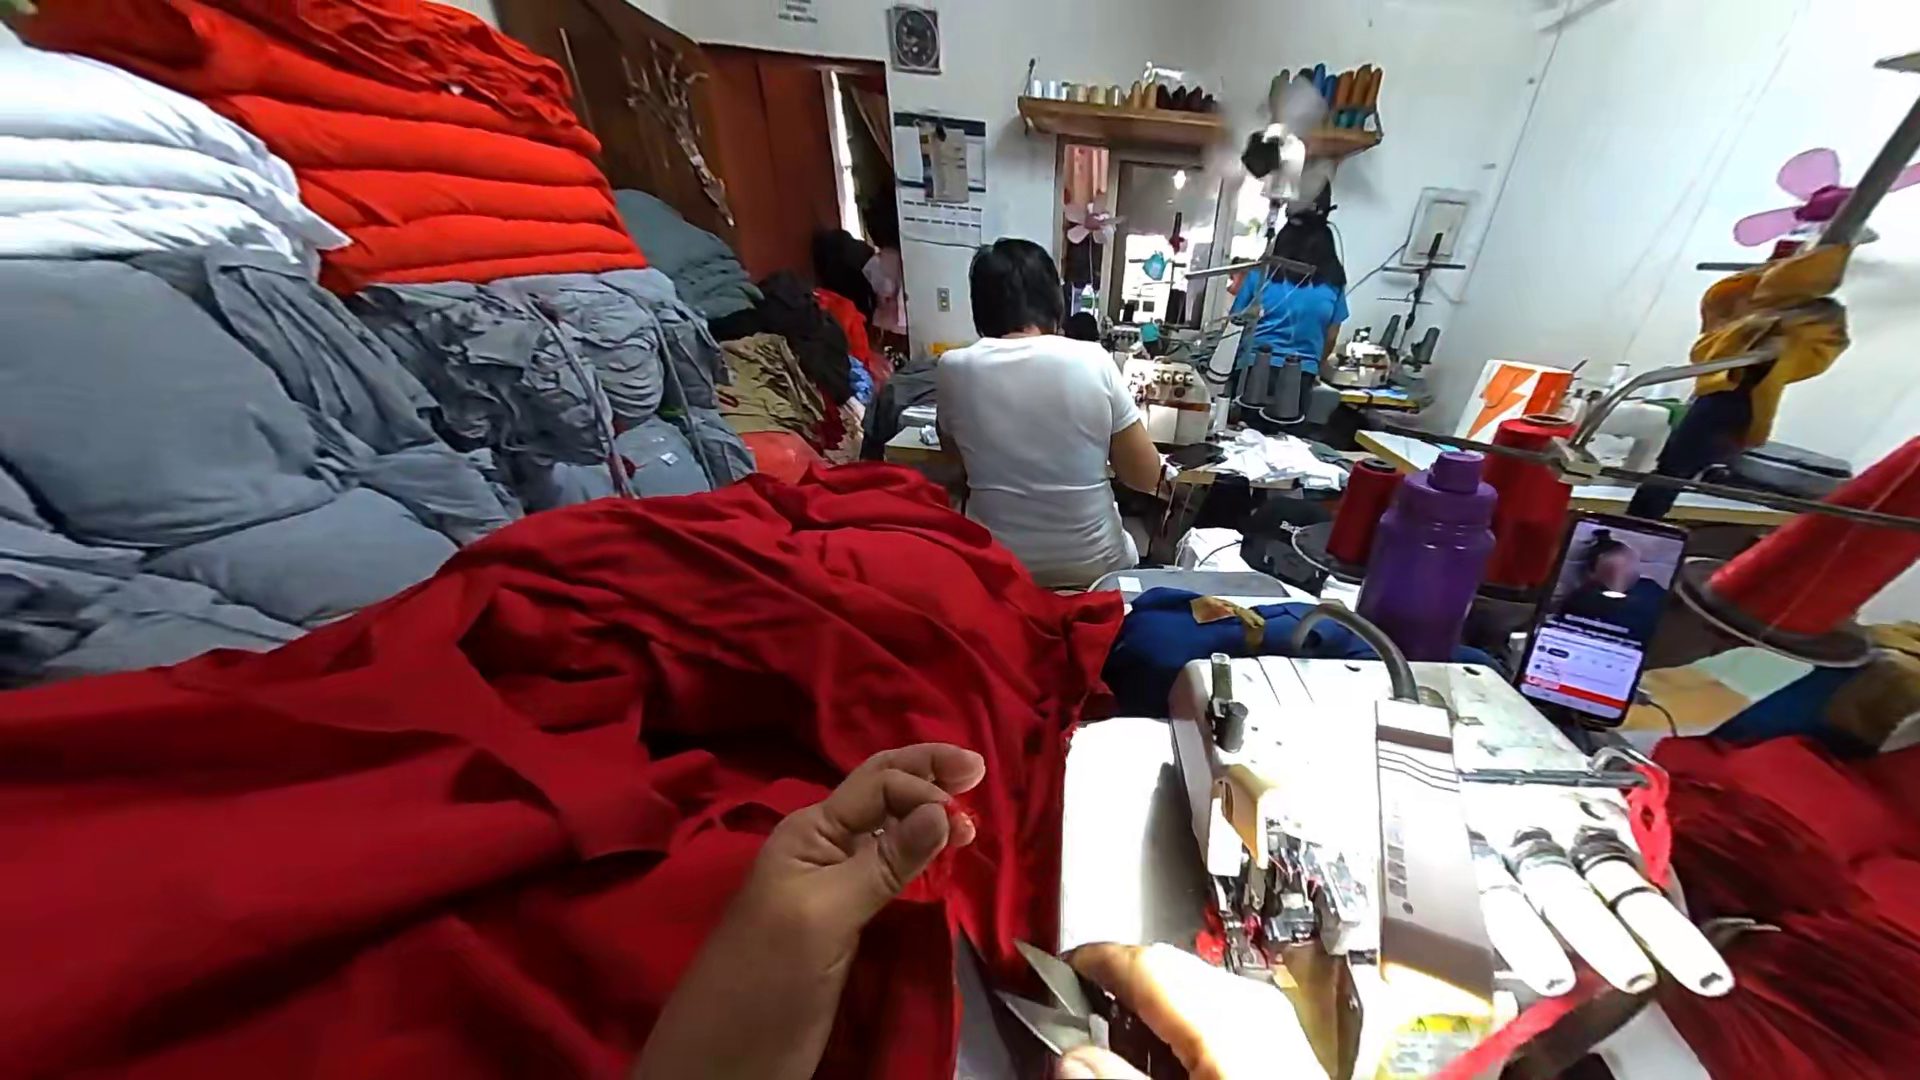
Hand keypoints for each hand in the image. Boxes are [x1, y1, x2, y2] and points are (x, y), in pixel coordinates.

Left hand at [733, 743, 983, 976]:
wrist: (720, 1067)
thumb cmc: (766, 982)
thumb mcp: (825, 917)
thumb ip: (884, 862)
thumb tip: (944, 810)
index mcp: (812, 827)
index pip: (878, 784)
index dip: (923, 788)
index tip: (961, 820)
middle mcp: (825, 839)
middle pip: (883, 787)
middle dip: (927, 771)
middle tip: (977, 767)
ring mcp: (835, 875)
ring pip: (889, 822)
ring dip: (927, 807)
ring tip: (968, 813)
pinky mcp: (846, 910)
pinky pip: (889, 859)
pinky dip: (918, 845)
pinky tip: (938, 846)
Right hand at [1052, 944, 1325, 1079]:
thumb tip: (1067, 1058)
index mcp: (1226, 1021)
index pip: (1142, 961)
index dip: (1093, 960)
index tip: (1059, 968)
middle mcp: (1250, 1003)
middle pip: (1163, 961)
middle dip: (1118, 978)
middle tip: (1081, 1008)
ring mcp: (1270, 1015)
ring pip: (1187, 975)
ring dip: (1148, 993)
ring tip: (1124, 1036)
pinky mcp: (1280, 1034)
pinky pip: (1214, 997)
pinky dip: (1180, 1009)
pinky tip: (1171, 1050)